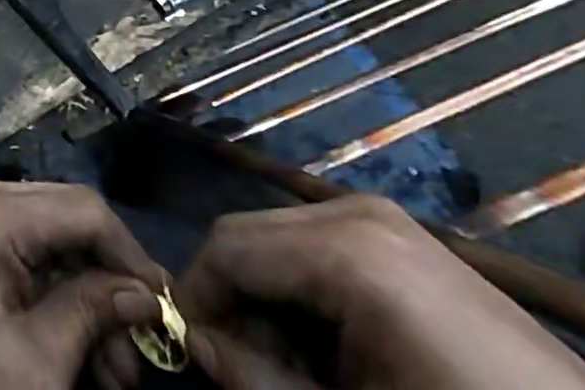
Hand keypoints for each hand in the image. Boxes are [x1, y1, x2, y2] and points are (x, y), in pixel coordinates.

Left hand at [0, 180, 168, 389]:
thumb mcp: (37, 358)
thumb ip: (94, 311)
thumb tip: (147, 293)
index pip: (87, 211)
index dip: (131, 256)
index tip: (166, 307)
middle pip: (77, 223)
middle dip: (113, 283)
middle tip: (145, 345)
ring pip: (64, 246)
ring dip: (95, 301)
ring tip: (122, 370)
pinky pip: (42, 261)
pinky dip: (69, 302)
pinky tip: (93, 354)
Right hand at [176, 196, 584, 389]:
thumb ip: (258, 377)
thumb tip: (197, 342)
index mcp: (347, 250)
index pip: (228, 245)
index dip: (194, 294)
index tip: (188, 349)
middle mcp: (355, 211)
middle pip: (248, 231)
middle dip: (230, 293)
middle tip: (241, 365)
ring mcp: (380, 214)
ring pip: (277, 233)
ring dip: (262, 289)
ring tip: (288, 360)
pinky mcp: (396, 229)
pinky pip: (314, 239)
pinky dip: (298, 282)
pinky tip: (324, 337)